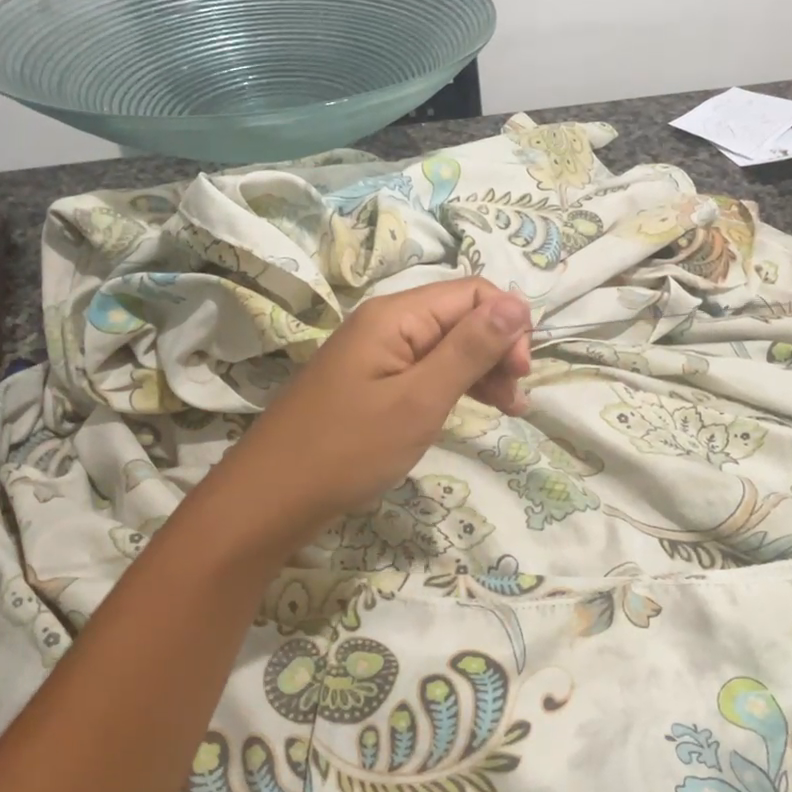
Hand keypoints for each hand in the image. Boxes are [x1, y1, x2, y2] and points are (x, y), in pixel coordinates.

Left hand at [191, 277, 531, 564]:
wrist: (271, 498)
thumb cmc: (349, 450)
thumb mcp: (419, 401)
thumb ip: (469, 350)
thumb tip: (517, 302)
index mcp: (396, 316)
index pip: (474, 292)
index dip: (508, 326)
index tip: (521, 375)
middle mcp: (386, 322)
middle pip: (461, 315)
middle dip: (498, 349)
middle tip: (515, 401)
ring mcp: (376, 351)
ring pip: (446, 343)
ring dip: (481, 369)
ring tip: (507, 410)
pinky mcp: (371, 380)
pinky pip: (425, 367)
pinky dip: (454, 384)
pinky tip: (472, 408)